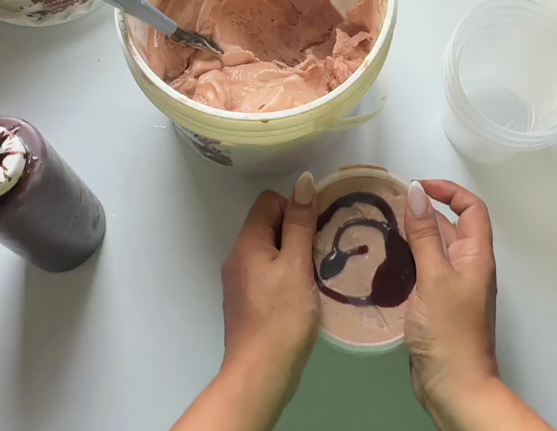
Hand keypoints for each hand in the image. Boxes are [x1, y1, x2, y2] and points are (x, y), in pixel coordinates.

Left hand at [221, 173, 319, 382]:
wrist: (259, 375)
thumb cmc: (281, 317)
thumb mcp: (297, 264)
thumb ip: (300, 223)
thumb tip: (303, 181)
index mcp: (247, 242)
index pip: (268, 201)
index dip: (293, 208)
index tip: (313, 231)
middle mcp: (237, 257)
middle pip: (268, 225)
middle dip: (295, 232)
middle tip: (319, 254)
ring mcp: (239, 283)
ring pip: (269, 252)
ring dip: (293, 256)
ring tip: (315, 275)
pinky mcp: (246, 304)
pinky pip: (266, 275)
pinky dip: (285, 277)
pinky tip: (301, 296)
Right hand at [403, 180, 553, 430]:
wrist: (454, 388)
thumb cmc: (449, 332)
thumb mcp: (434, 277)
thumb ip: (424, 234)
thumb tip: (415, 191)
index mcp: (475, 255)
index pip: (471, 208)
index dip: (448, 190)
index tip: (418, 187)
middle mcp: (467, 266)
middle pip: (449, 225)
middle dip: (421, 211)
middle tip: (386, 205)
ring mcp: (452, 286)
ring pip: (433, 248)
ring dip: (410, 235)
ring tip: (379, 227)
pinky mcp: (436, 303)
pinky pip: (423, 270)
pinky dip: (405, 260)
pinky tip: (383, 260)